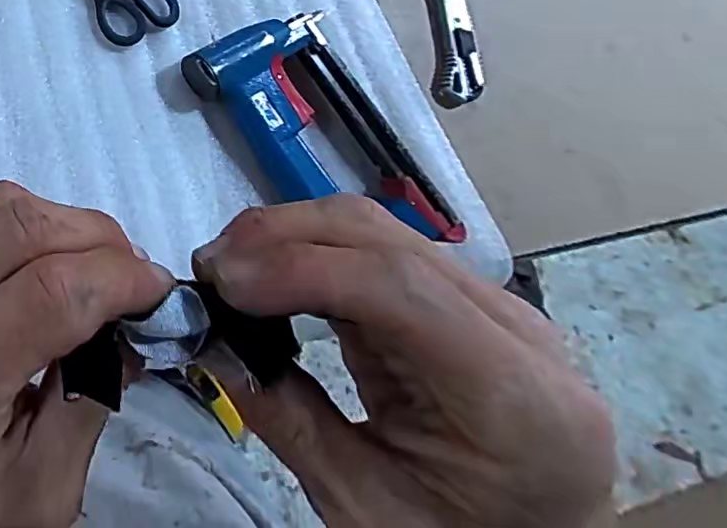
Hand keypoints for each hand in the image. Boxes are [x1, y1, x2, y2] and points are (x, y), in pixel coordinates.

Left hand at [0, 181, 172, 527]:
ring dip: (70, 223)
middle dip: (103, 240)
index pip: (48, 292)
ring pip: (6, 203)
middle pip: (27, 229)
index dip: (119, 277)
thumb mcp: (39, 493)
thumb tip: (136, 315)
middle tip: (136, 277)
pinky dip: (35, 218)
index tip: (159, 292)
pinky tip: (52, 255)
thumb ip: (94, 394)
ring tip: (100, 265)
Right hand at [193, 195, 614, 527]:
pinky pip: (375, 248)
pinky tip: (273, 269)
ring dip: (291, 233)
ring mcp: (488, 298)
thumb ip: (289, 421)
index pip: (398, 286)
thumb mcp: (368, 510)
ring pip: (375, 228)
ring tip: (231, 264)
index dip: (300, 267)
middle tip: (212, 265)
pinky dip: (312, 249)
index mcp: (514, 393)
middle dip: (283, 235)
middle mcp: (511, 324)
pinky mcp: (456, 291)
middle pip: (383, 238)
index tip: (223, 280)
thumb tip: (216, 340)